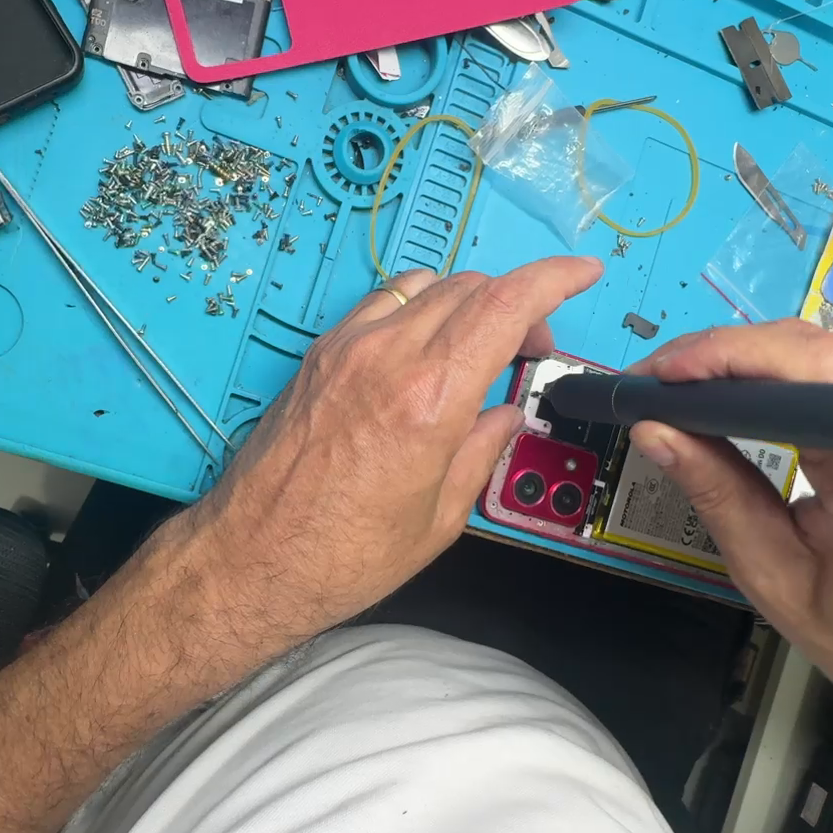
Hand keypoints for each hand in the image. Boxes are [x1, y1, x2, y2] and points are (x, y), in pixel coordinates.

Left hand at [171, 257, 602, 640]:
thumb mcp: (439, 518)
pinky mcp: (318, 353)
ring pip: (426, 285)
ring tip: (475, 348)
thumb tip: (505, 413)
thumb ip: (482, 451)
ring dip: (466, 302)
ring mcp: (346, 347)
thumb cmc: (346, 556)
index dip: (555, 279)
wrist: (250, 558)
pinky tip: (421, 347)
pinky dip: (418, 308)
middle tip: (527, 350)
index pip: (506, 305)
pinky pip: (382, 302)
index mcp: (430, 399)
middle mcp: (387, 356)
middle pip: (470, 287)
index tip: (583, 274)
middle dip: (517, 303)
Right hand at [624, 321, 832, 747]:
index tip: (660, 378)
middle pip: (818, 352)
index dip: (730, 357)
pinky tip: (741, 393)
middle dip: (724, 352)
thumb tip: (654, 431)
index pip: (812, 376)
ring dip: (750, 359)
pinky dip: (784, 376)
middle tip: (655, 378)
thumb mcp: (776, 579)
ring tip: (684, 384)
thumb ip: (717, 495)